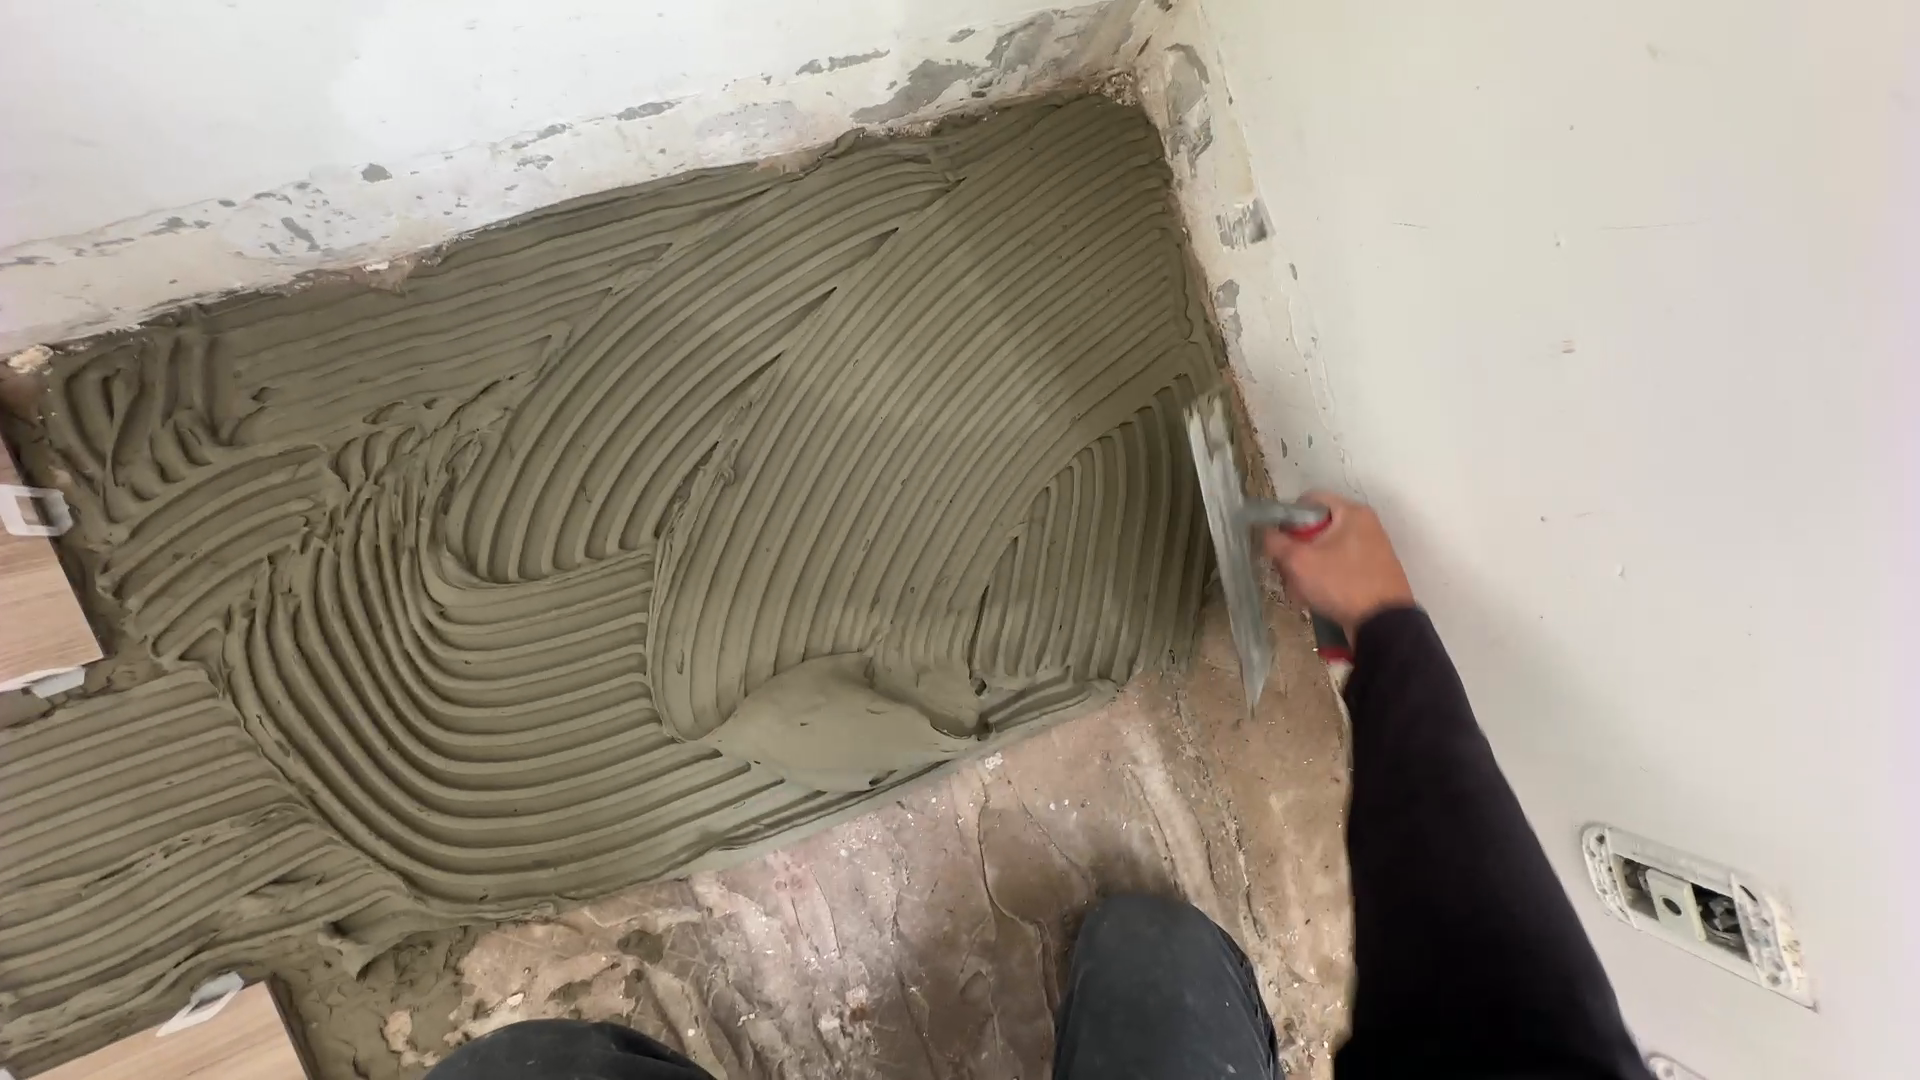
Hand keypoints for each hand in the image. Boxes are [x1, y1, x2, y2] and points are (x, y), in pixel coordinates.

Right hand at [1262, 491, 1414, 639]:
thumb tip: (1265, 532)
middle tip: (1287, 570)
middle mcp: (1364, 524)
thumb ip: (1275, 542)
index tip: (1278, 541)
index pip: (1308, 500)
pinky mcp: (1372, 569)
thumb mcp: (1298, 562)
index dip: (1286, 517)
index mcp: (1351, 512)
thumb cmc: (1341, 583)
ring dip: (1306, 567)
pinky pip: (1337, 564)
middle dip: (1295, 549)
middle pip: (1314, 527)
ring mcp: (1371, 547)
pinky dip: (1323, 577)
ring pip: (1323, 549)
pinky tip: (1316, 596)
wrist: (1384, 624)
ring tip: (1300, 589)